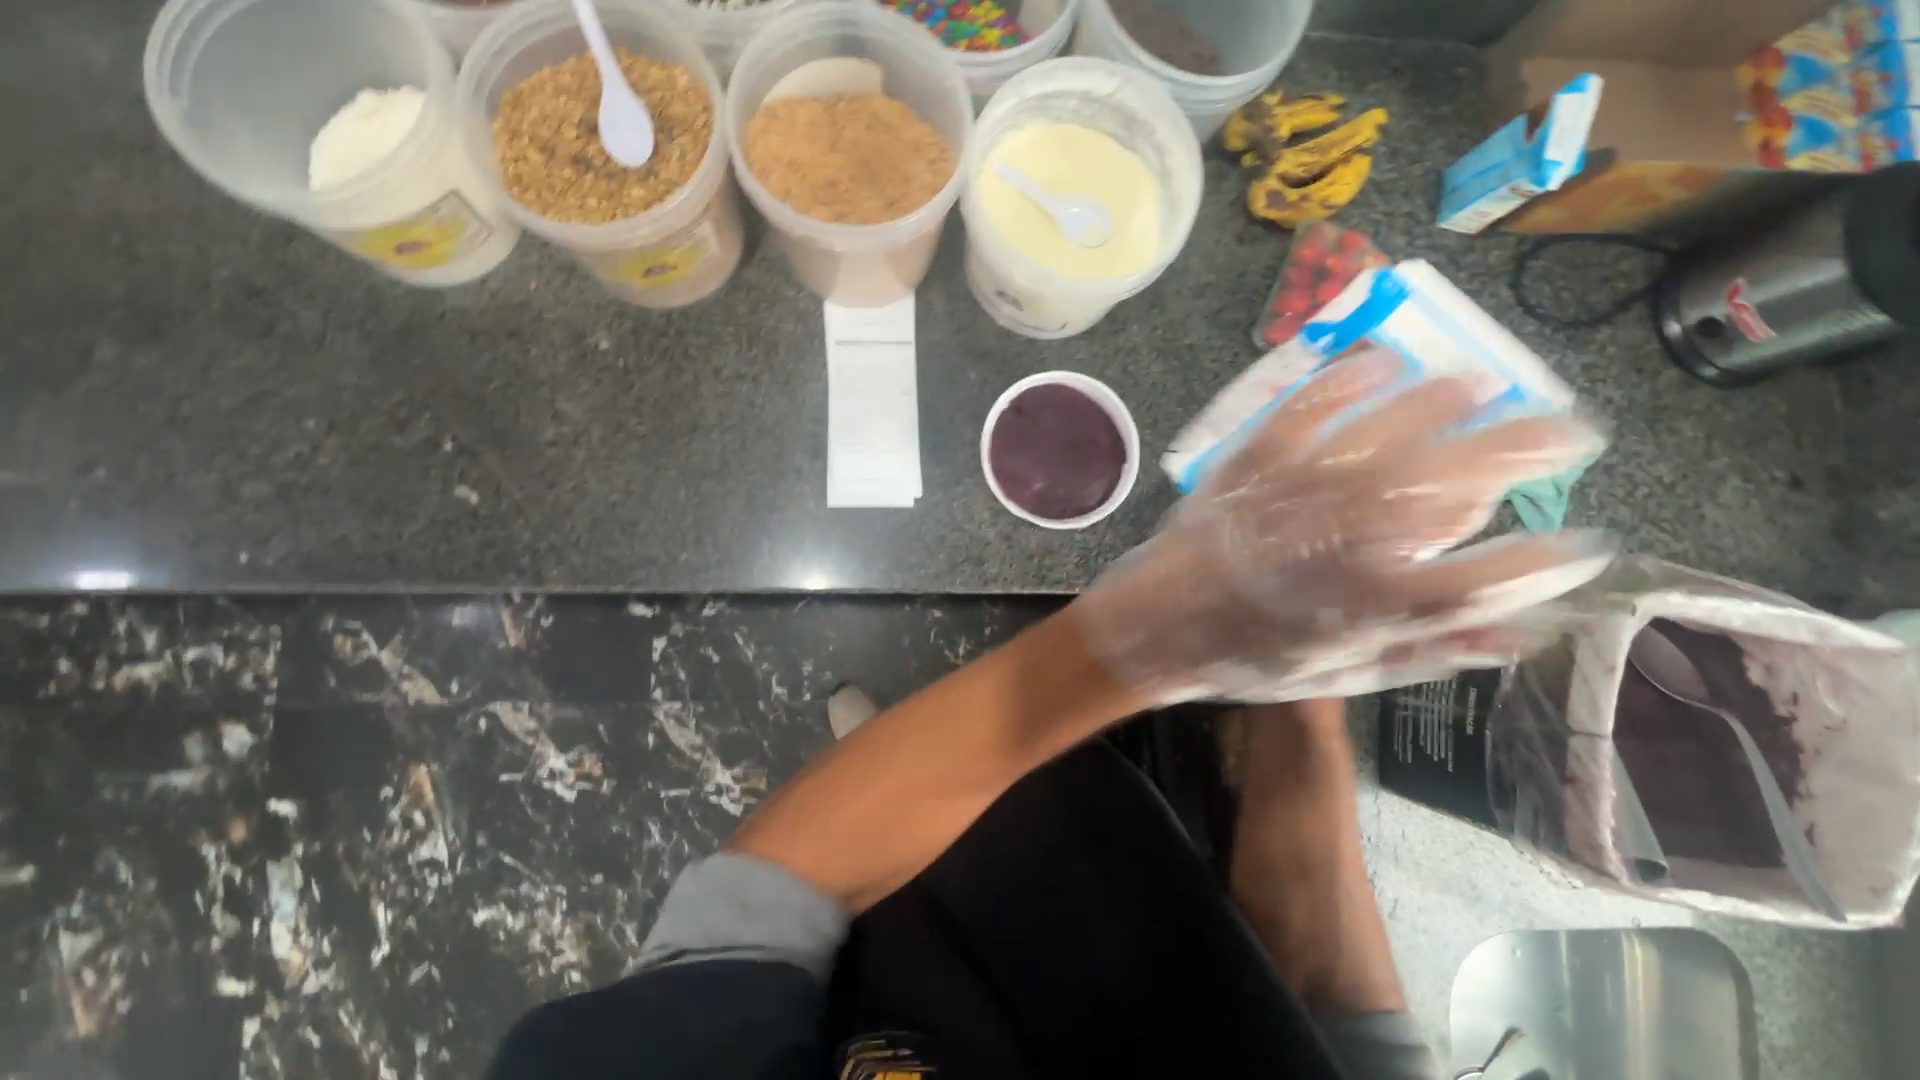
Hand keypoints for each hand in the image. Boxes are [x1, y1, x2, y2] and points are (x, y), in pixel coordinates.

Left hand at [1074, 348, 1613, 704]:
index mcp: (1376, 603)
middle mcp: (1350, 538)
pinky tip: (1380, 362)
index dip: (1547, 561)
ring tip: (1483, 383)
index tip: (1586, 544)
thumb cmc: (1248, 658)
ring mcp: (1301, 490)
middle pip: (1458, 478)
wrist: (1155, 628)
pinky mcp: (1255, 461)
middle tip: (1570, 430)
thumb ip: (1429, 651)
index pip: (1489, 578)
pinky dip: (1345, 379)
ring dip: (1445, 401)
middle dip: (1525, 449)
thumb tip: (1520, 633)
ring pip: (1391, 429)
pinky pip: (1307, 407)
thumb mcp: (1342, 674)